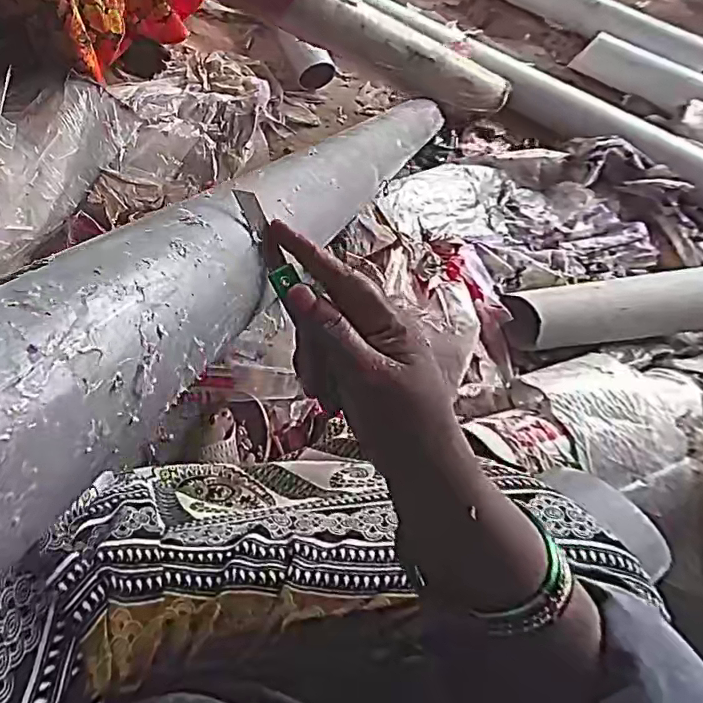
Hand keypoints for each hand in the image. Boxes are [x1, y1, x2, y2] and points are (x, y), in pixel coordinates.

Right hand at [267, 220, 466, 477]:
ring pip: (314, 335)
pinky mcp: (353, 364)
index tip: (277, 229)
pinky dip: (318, 375)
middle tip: (322, 375)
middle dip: (311, 341)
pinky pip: (318, 355)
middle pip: (320, 310)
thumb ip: (331, 331)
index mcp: (388, 321)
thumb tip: (299, 290)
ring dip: (315, 365)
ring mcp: (363, 346)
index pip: (341, 276)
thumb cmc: (406, 425)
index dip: (307, 252)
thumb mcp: (365, 375)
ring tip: (333, 396)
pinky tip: (333, 399)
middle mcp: (375, 327)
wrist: (424, 472)